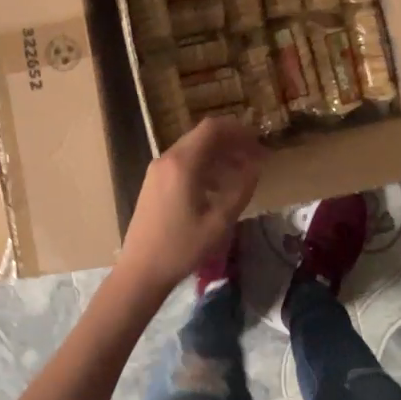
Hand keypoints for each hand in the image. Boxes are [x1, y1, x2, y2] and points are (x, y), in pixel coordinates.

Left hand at [118, 117, 266, 294]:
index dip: (239, 131)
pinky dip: (204, 167)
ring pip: (193, 150)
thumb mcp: (220, 222)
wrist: (141, 270)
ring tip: (242, 173)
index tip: (259, 143)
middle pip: (202, 136)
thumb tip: (256, 166)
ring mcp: (157, 170)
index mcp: (183, 164)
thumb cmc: (182, 248)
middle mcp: (167, 159)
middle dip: (231, 142)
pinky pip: (182, 164)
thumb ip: (241, 189)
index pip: (213, 129)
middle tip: (255, 157)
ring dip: (219, 155)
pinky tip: (218, 189)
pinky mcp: (153, 183)